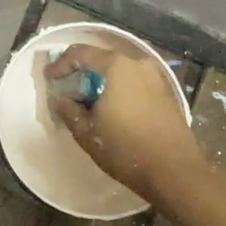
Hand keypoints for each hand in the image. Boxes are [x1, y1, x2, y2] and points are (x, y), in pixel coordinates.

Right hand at [44, 44, 204, 200]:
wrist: (175, 172)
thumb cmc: (126, 149)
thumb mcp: (87, 133)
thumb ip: (68, 110)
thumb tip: (58, 99)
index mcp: (117, 67)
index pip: (81, 53)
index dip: (60, 63)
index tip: (49, 77)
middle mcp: (139, 64)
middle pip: (102, 59)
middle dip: (82, 71)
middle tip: (68, 87)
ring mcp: (156, 78)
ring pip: (120, 71)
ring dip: (102, 81)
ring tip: (89, 100)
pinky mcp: (166, 93)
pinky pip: (135, 82)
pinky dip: (120, 88)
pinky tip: (113, 108)